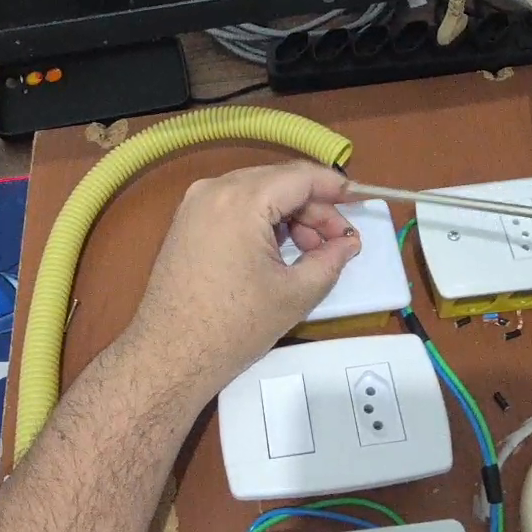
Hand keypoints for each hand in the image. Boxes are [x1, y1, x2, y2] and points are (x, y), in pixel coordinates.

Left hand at [118, 161, 361, 403]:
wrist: (171, 354)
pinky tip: (279, 248)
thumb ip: (330, 260)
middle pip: (278, 181)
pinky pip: (235, 204)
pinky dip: (262, 219)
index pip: (300, 177)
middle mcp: (214, 189)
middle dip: (313, 207)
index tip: (360, 202)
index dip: (335, 188)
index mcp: (241, 200)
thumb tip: (349, 243)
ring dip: (289, 214)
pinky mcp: (186, 221)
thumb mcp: (295, 293)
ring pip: (257, 191)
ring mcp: (195, 203)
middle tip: (338, 240)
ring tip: (311, 251)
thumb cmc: (234, 326)